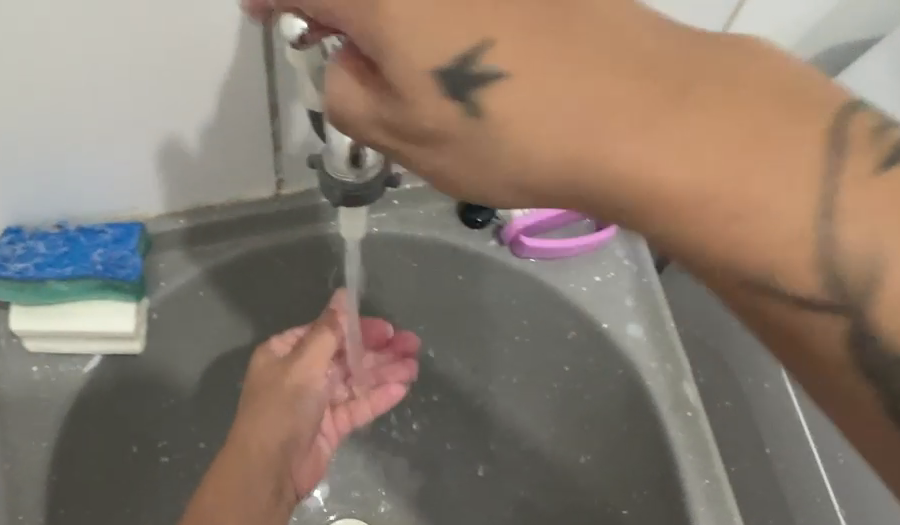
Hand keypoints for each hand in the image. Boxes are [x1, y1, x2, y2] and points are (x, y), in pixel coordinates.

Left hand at [226, 295, 421, 501]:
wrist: (269, 470)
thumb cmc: (280, 410)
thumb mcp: (303, 364)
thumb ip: (328, 331)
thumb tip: (343, 296)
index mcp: (285, 353)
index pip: (327, 332)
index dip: (358, 328)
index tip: (388, 329)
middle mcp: (300, 374)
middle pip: (345, 356)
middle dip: (378, 351)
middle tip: (412, 345)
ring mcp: (316, 402)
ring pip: (355, 382)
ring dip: (383, 373)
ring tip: (414, 367)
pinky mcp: (330, 427)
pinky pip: (357, 407)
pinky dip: (377, 398)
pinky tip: (401, 388)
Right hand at [245, 0, 697, 213]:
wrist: (634, 108)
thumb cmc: (504, 131)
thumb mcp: (400, 137)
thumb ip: (344, 94)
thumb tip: (343, 61)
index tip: (265, 14)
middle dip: (336, 11)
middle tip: (337, 43)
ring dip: (393, 18)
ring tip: (402, 55)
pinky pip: (454, 0)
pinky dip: (434, 14)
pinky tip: (457, 42)